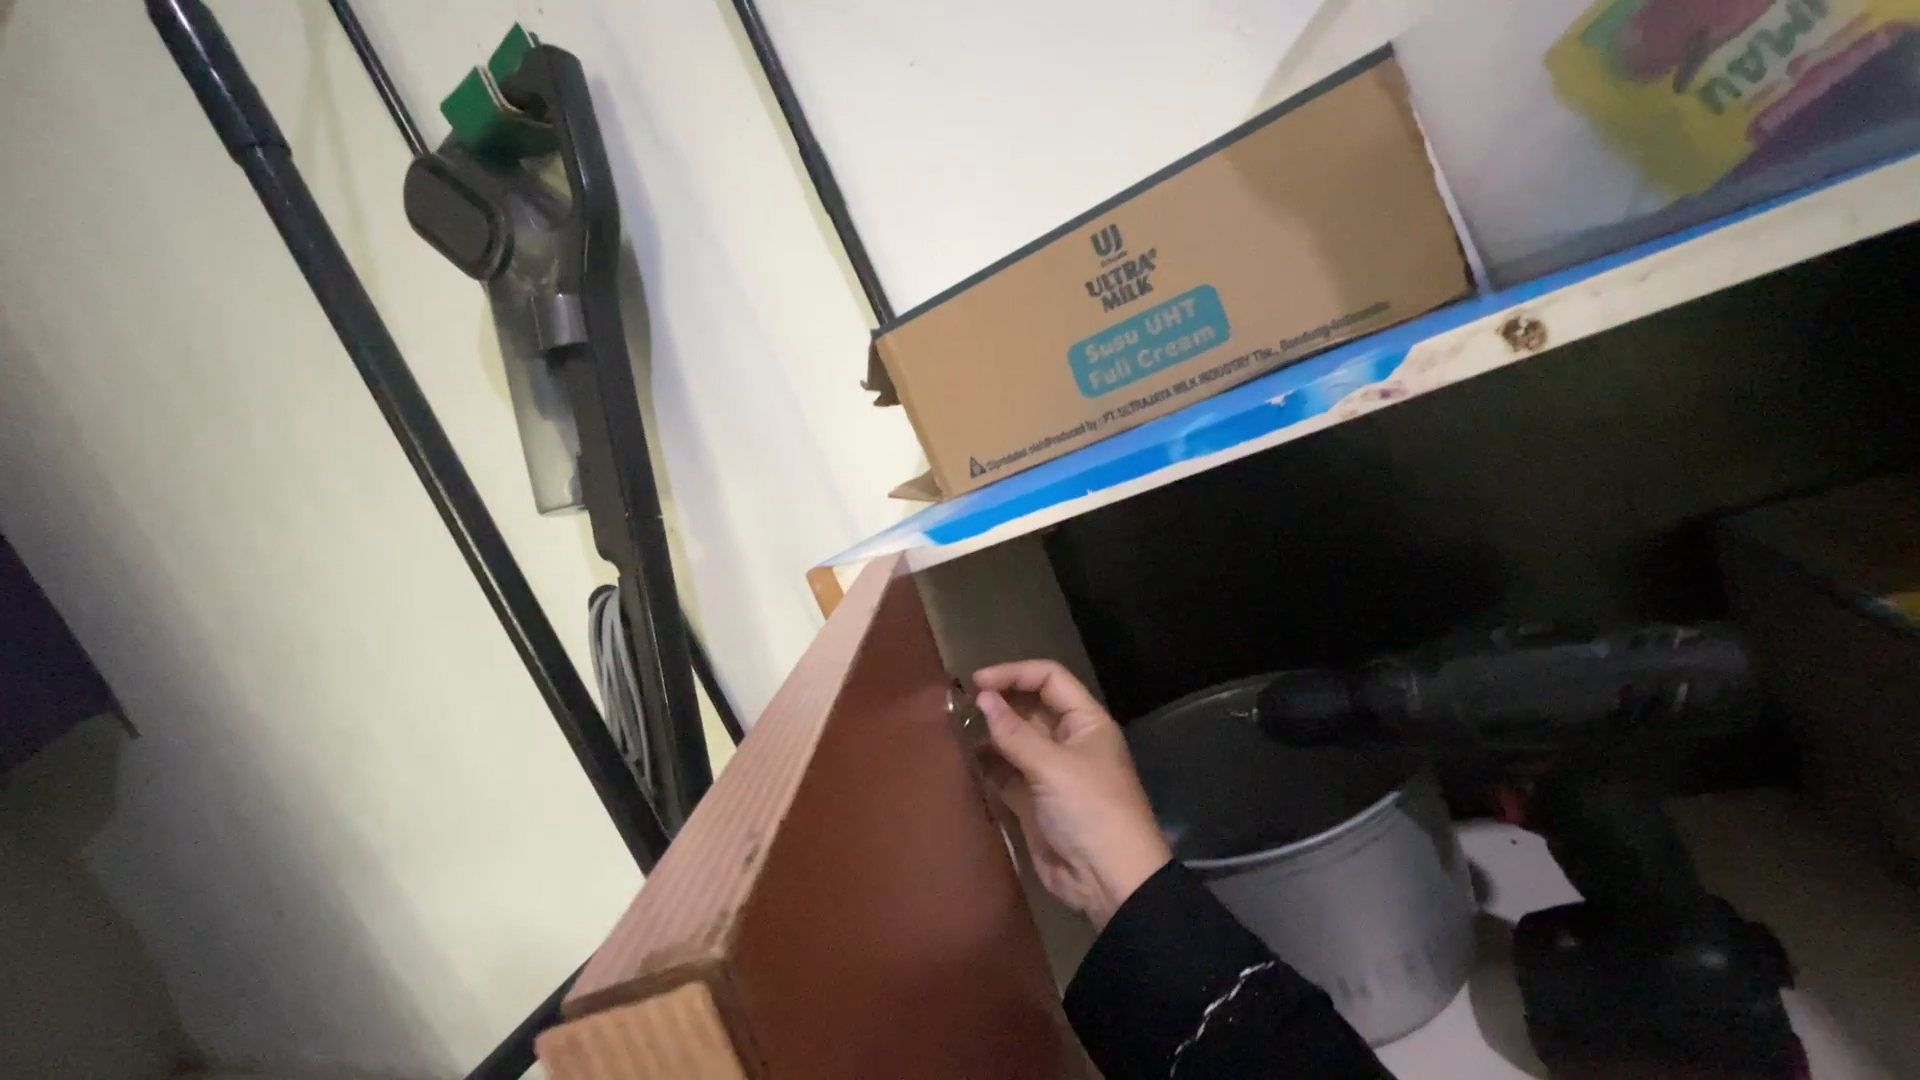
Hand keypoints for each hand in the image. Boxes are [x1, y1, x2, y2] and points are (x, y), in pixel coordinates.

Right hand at [974, 660, 1172, 928]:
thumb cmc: (1091, 810)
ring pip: (1015, 740)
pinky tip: (963, 760)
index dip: (1015, 674)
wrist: (1110, 881)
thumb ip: (1014, 733)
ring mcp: (1050, 772)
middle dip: (999, 702)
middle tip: (959, 706)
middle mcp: (1069, 740)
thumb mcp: (1053, 767)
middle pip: (1030, 707)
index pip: (1049, 679)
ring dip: (989, 734)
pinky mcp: (1034, 801)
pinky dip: (987, 765)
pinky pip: (1006, 773)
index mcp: (1086, 722)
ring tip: (954, 730)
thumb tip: (983, 699)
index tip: (978, 682)